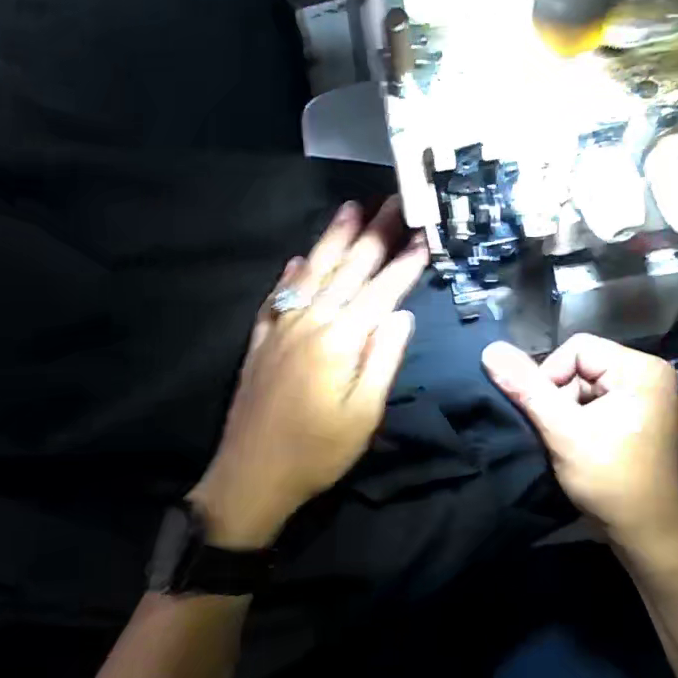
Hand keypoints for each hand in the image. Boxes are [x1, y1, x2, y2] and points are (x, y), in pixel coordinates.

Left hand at [189, 199, 427, 549]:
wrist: (252, 475)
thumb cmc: (318, 452)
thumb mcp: (364, 415)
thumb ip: (383, 360)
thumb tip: (401, 316)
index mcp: (339, 341)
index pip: (380, 292)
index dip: (404, 264)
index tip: (425, 235)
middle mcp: (308, 323)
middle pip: (346, 271)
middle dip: (373, 235)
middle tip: (394, 202)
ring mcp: (280, 329)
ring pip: (311, 274)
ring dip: (332, 240)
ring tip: (350, 209)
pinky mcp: (261, 342)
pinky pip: (277, 297)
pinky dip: (291, 274)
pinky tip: (300, 259)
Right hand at [481, 333, 677, 549]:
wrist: (648, 534)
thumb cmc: (611, 480)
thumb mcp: (564, 431)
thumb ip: (527, 389)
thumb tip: (490, 349)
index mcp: (642, 369)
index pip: (577, 349)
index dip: (551, 378)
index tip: (548, 416)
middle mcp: (650, 376)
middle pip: (582, 368)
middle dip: (561, 399)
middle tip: (562, 436)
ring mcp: (647, 401)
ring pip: (586, 390)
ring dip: (568, 415)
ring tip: (571, 446)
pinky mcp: (640, 422)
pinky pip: (598, 407)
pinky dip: (581, 425)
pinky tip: (581, 450)